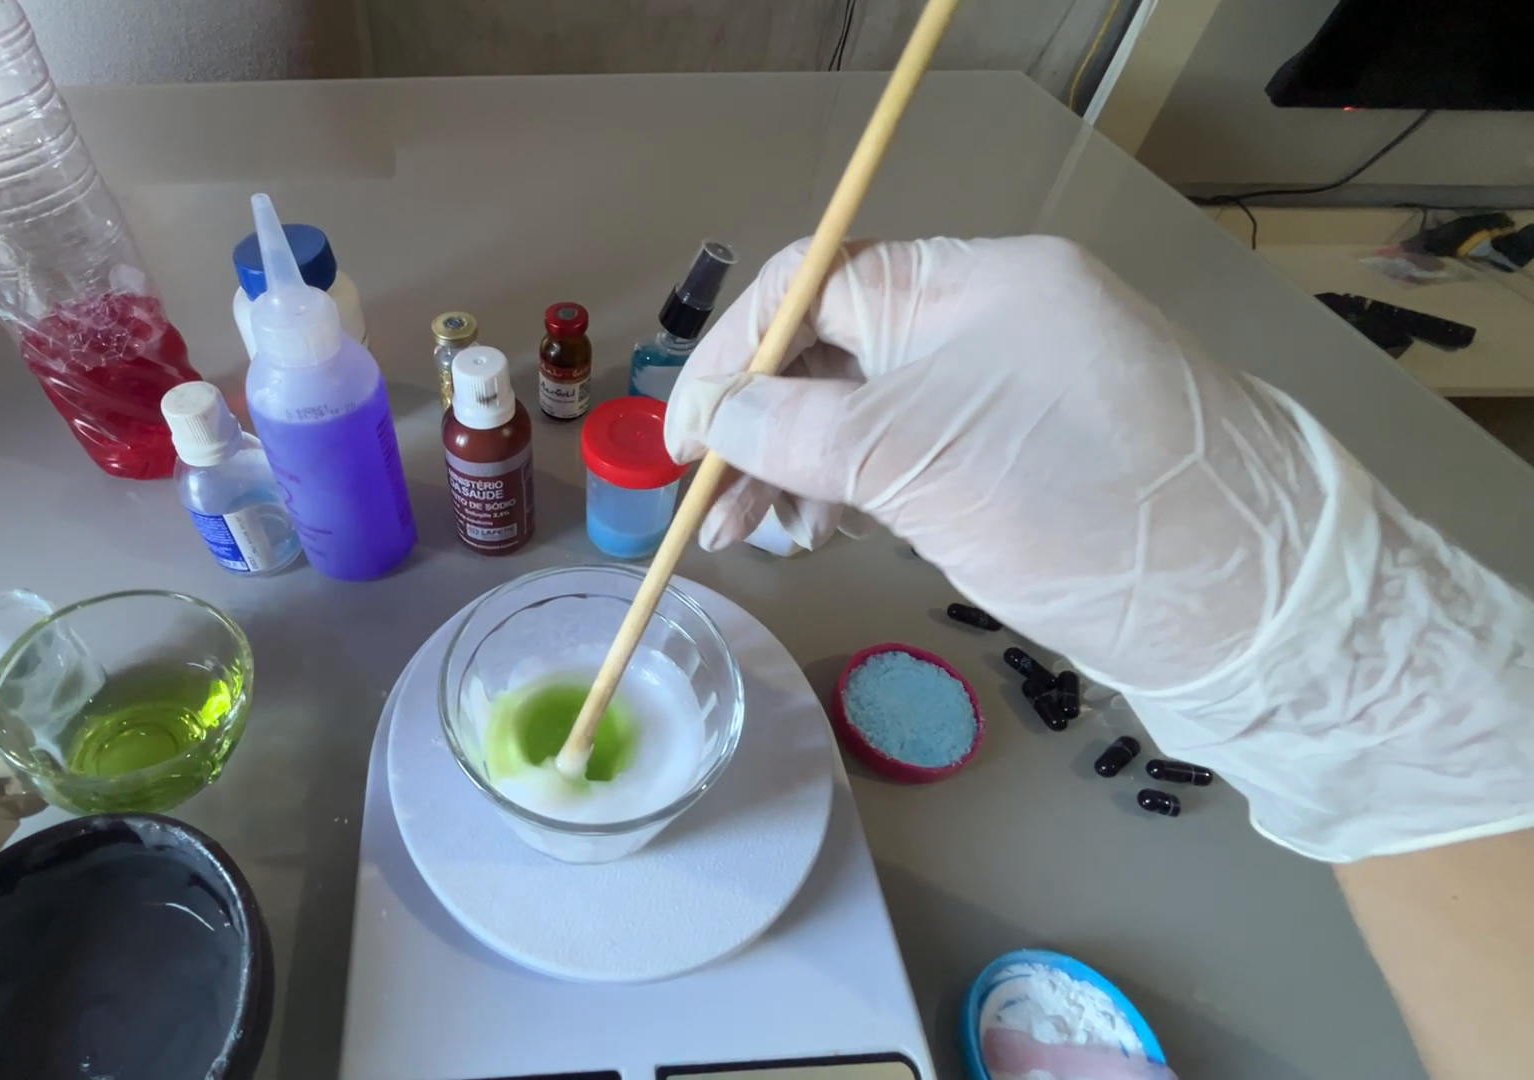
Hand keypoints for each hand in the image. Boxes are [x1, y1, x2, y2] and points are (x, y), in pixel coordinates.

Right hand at [668, 236, 1533, 862]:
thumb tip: (709, 413)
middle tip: (703, 502)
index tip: (685, 438)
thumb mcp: (912, 457)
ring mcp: (976, 394)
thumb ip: (793, 428)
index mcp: (962, 286)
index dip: (730, 355)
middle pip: (821, 359)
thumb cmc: (1071, 506)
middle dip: (752, 429)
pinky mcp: (984, 456)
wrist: (1238, 611)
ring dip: (784, 471)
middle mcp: (967, 325)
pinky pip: (884, 458)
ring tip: (738, 536)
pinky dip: (836, 493)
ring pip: (846, 416)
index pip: (809, 288)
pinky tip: (804, 533)